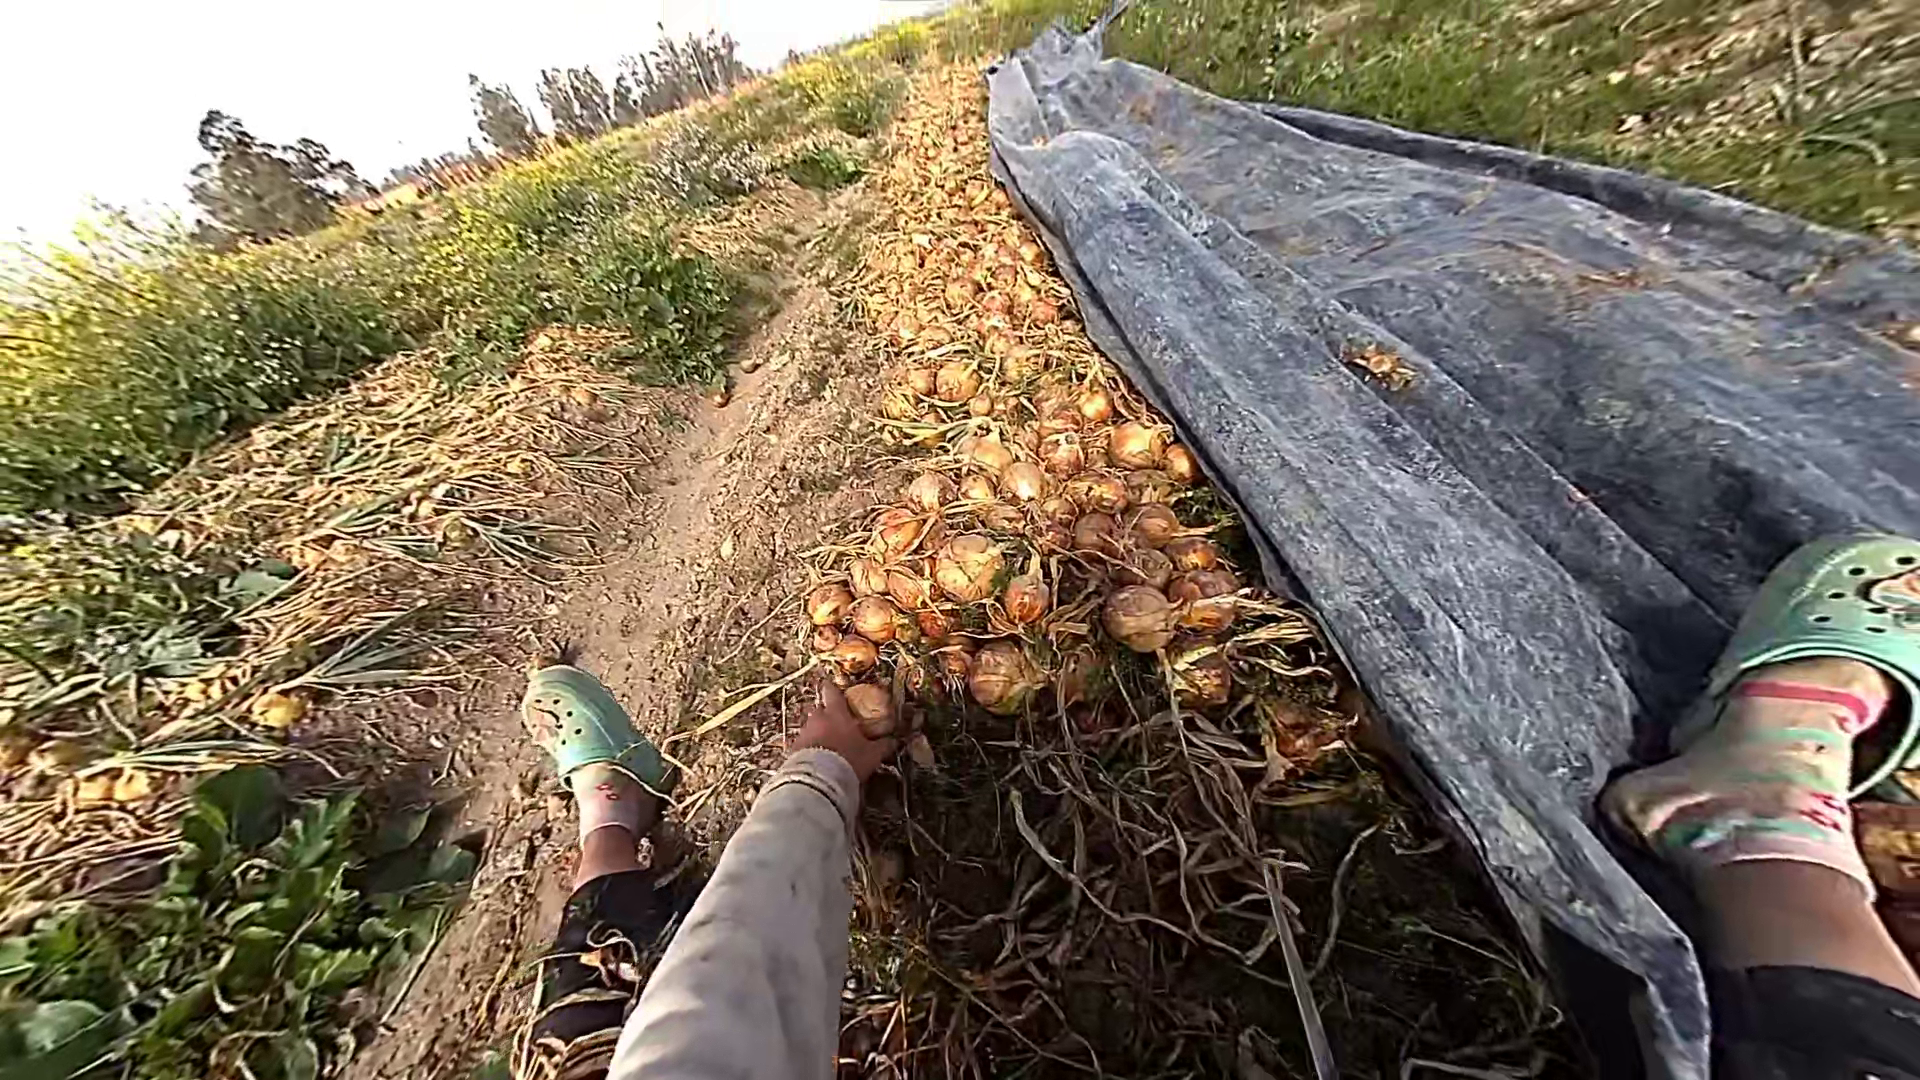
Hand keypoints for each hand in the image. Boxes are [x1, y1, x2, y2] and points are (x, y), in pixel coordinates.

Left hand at [793, 680, 894, 781]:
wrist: (819, 781)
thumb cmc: (848, 759)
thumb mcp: (871, 754)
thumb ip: (883, 745)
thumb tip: (895, 740)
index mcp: (836, 713)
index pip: (831, 692)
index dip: (832, 688)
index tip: (832, 687)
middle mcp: (817, 719)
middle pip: (819, 710)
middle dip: (826, 715)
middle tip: (836, 724)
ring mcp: (803, 734)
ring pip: (810, 728)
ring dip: (817, 733)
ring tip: (826, 746)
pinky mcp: (792, 750)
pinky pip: (802, 745)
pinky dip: (808, 749)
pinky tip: (816, 761)